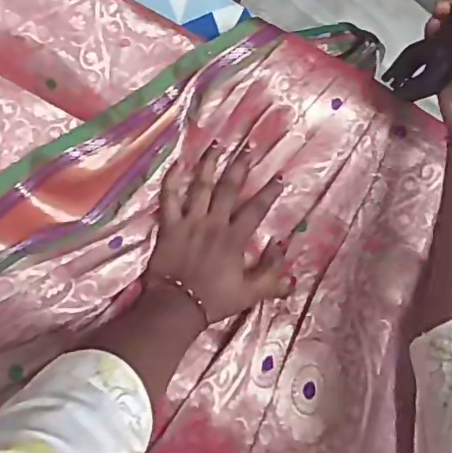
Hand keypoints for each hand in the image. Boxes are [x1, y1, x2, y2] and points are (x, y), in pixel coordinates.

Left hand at [148, 141, 289, 322]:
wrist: (176, 307)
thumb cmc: (214, 300)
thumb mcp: (250, 293)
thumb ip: (271, 274)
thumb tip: (282, 246)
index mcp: (234, 238)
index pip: (256, 208)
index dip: (269, 191)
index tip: (279, 176)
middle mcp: (214, 223)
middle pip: (229, 188)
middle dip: (240, 166)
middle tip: (249, 147)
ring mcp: (190, 221)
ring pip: (200, 186)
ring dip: (209, 164)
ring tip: (217, 145)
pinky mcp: (169, 225)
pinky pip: (169, 197)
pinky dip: (172, 179)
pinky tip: (178, 163)